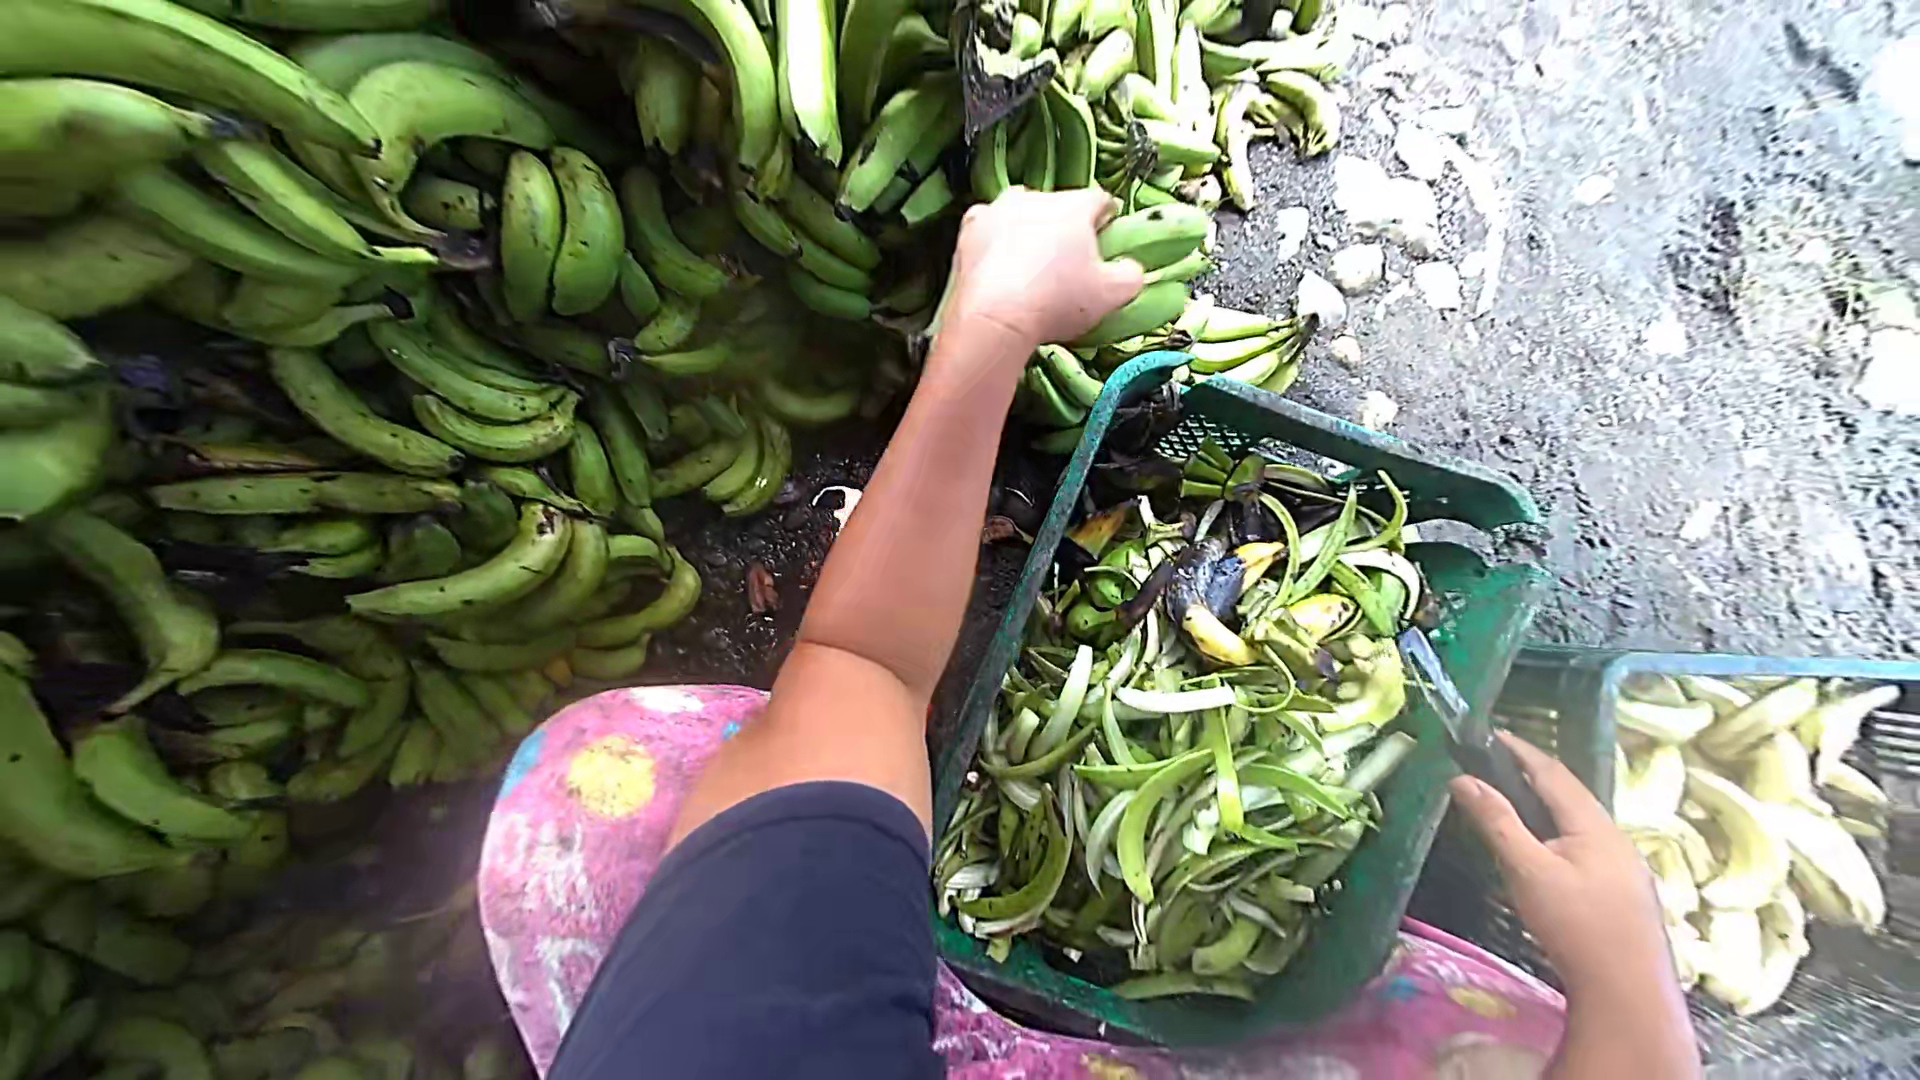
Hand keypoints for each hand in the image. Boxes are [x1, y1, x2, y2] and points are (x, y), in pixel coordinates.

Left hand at [942, 187, 1144, 352]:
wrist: (994, 319)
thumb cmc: (1057, 302)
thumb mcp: (1111, 295)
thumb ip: (1131, 276)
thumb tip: (1132, 269)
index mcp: (1075, 205)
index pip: (1100, 201)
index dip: (1105, 221)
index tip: (1104, 241)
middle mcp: (1035, 197)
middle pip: (1057, 207)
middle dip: (1063, 229)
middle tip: (1064, 265)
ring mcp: (997, 211)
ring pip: (1019, 214)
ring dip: (1027, 233)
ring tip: (1028, 268)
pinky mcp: (968, 233)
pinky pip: (987, 231)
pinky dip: (994, 245)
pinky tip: (998, 269)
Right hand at [1448, 732, 1673, 995]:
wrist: (1627, 996)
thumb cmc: (1575, 924)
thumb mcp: (1526, 868)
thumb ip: (1496, 820)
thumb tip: (1462, 778)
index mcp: (1596, 828)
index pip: (1555, 774)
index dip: (1522, 750)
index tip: (1490, 732)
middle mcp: (1616, 840)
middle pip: (1569, 793)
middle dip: (1530, 771)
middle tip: (1490, 757)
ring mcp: (1622, 866)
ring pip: (1575, 818)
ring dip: (1541, 797)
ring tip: (1505, 789)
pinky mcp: (1618, 887)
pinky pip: (1579, 838)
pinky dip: (1551, 822)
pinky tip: (1535, 835)